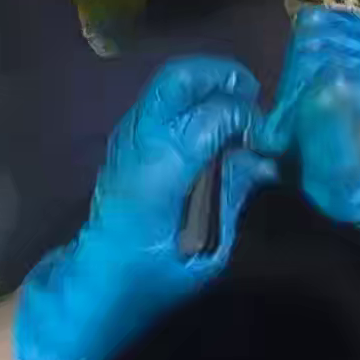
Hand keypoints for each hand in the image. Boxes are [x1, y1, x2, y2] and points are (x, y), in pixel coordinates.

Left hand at [13, 57, 273, 359]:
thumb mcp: (207, 252)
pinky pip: (163, 93)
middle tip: (252, 93)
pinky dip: (193, 90)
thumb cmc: (152, 279)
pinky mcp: (126, 132)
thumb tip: (267, 160)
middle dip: (223, 75)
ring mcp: (128, 130)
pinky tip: (211, 113)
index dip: (246, 118)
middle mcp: (142, 138)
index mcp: (161, 168)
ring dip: (208, 79)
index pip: (212, 115)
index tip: (266, 137)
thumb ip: (235, 194)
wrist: (92, 285)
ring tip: (236, 99)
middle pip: (182, 77)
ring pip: (170, 77)